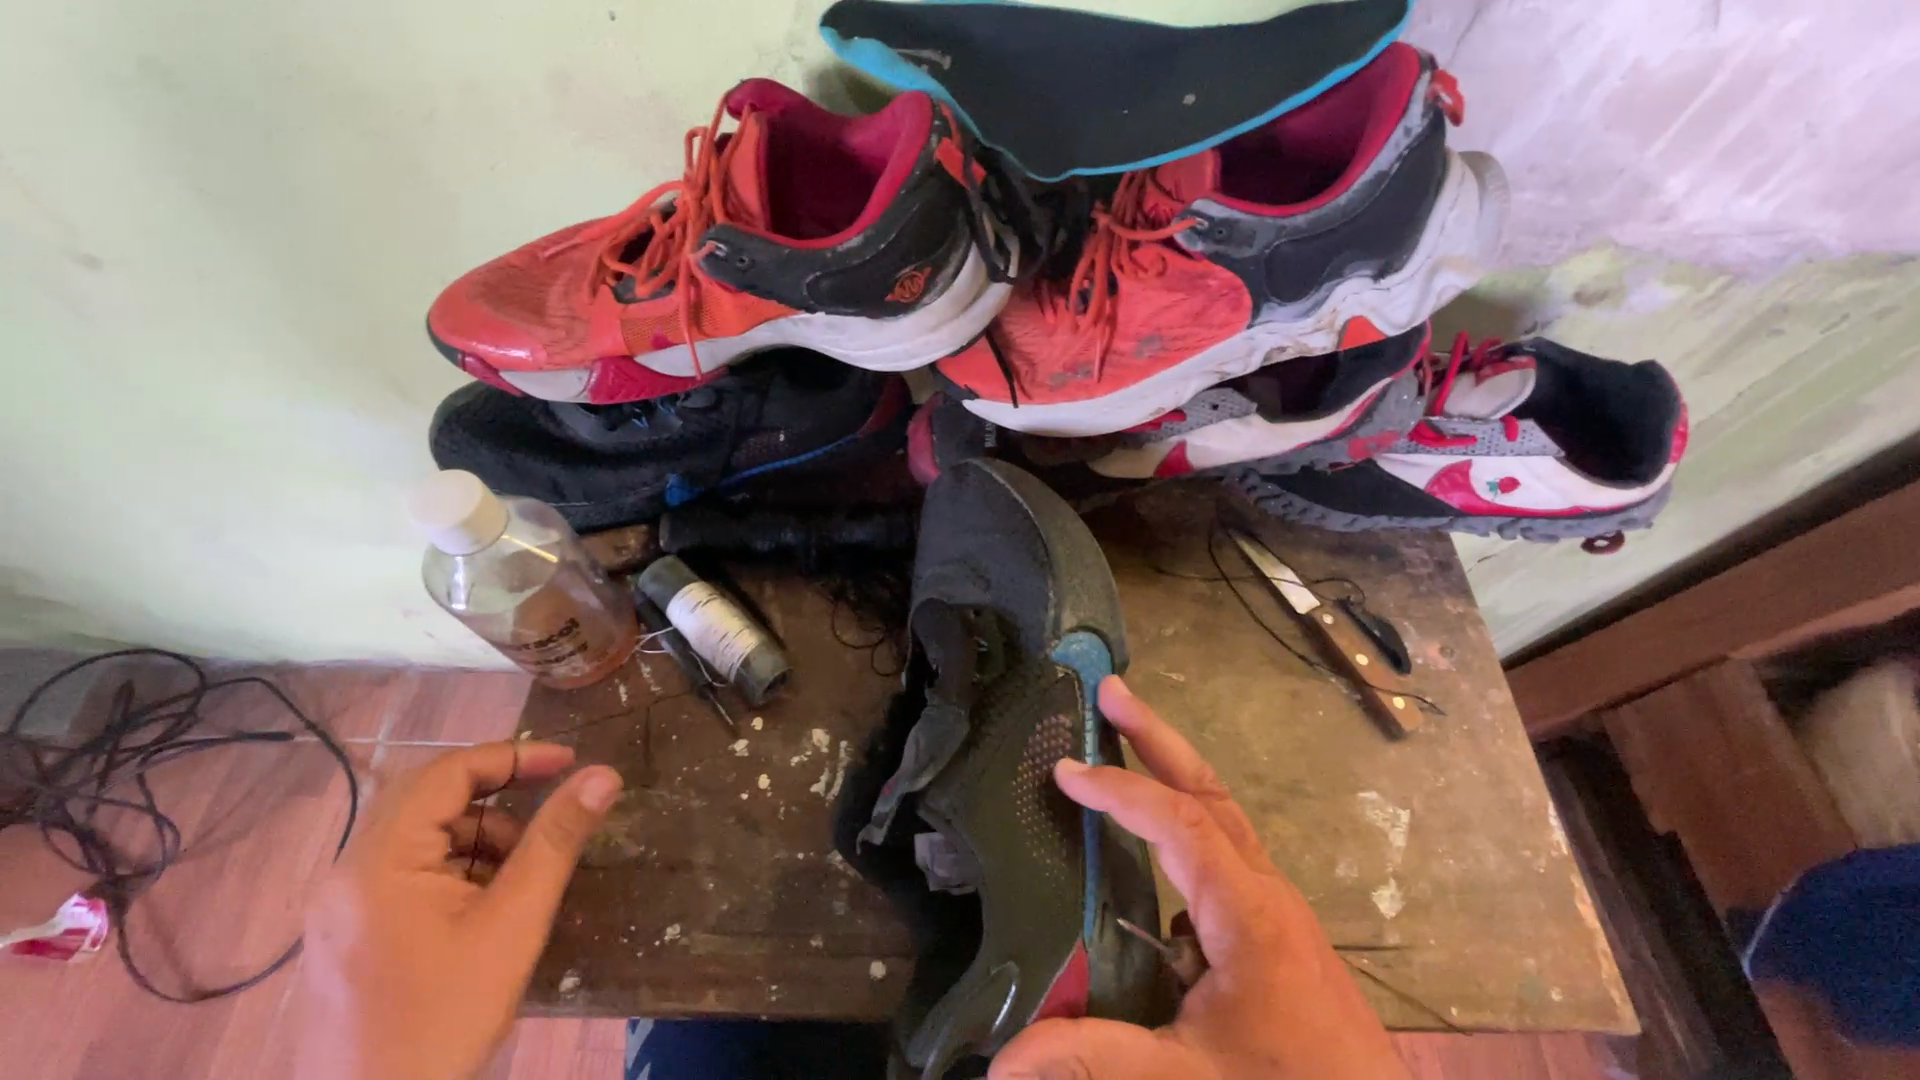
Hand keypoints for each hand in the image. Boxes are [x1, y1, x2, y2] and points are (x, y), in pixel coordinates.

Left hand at [295, 741, 622, 1079]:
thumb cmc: (447, 1017)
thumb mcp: (515, 922)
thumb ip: (557, 839)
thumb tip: (603, 775)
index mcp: (378, 863)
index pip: (446, 774)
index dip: (513, 757)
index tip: (570, 763)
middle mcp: (347, 874)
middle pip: (428, 799)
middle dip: (498, 796)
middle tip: (553, 805)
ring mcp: (340, 908)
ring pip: (420, 838)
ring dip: (479, 837)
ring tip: (524, 876)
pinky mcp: (347, 936)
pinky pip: (407, 873)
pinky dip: (456, 870)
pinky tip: (489, 908)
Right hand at [991, 677, 1406, 1079]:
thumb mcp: (1185, 1076)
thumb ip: (1093, 1057)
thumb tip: (1000, 1063)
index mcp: (1247, 912)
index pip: (1177, 822)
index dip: (1119, 789)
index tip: (1065, 770)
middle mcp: (1264, 892)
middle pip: (1207, 790)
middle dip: (1156, 735)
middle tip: (1109, 691)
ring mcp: (1274, 909)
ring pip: (1221, 817)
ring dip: (1170, 772)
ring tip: (1124, 740)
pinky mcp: (1274, 932)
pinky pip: (1223, 856)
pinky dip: (1182, 825)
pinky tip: (1151, 853)